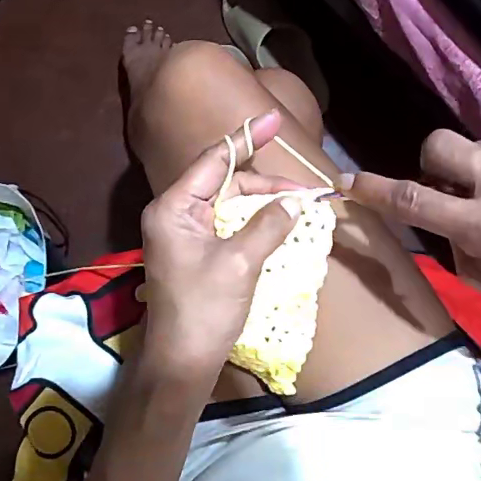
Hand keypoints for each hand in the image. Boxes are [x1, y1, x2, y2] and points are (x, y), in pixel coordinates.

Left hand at [140, 109, 306, 384]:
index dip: (246, 137)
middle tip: (306, 192)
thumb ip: (268, 225)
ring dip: (262, 204)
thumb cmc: (204, 310)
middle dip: (265, 184)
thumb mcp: (240, 263)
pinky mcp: (195, 252)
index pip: (214, 160)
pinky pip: (227, 225)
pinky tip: (278, 223)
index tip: (273, 117)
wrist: (181, 363)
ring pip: (228, 204)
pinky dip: (253, 222)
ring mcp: (184, 234)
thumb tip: (297, 201)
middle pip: (225, 182)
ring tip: (299, 207)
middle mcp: (175, 214)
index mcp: (174, 208)